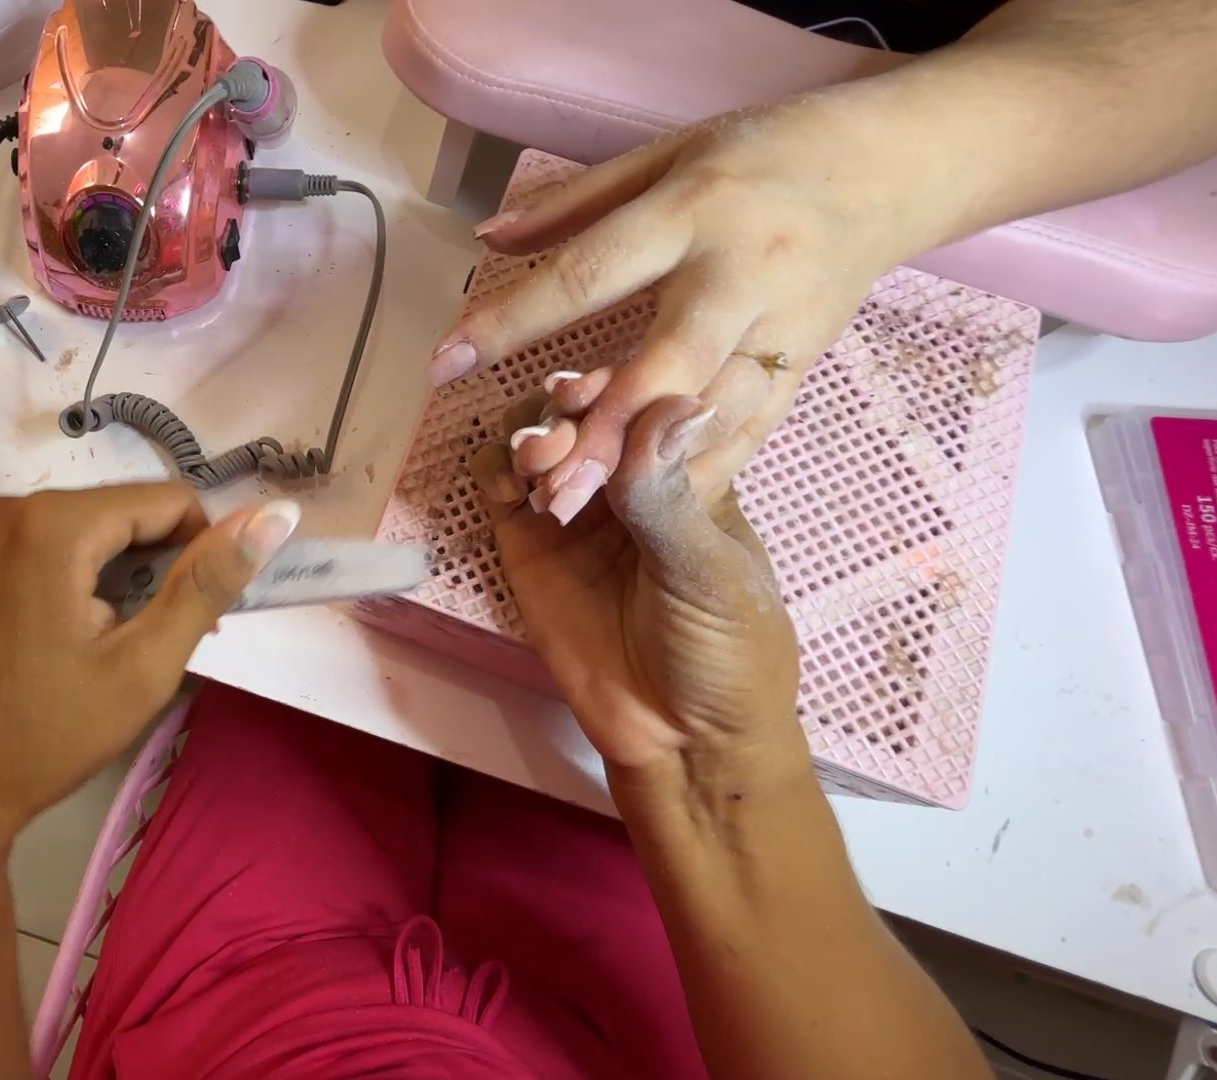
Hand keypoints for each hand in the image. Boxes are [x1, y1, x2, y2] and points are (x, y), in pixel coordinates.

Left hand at [0, 484, 299, 842]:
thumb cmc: (48, 735)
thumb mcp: (145, 665)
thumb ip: (208, 582)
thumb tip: (274, 517)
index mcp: (49, 524)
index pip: (166, 500)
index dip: (199, 550)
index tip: (195, 614)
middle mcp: (2, 507)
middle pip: (120, 510)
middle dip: (155, 564)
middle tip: (154, 638)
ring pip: (84, 525)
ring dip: (117, 571)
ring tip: (114, 640)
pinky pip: (42, 540)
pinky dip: (74, 572)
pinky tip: (71, 629)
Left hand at [435, 94, 956, 521]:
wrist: (896, 164)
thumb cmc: (760, 155)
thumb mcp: (662, 155)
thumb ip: (570, 205)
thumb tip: (484, 238)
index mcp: (691, 211)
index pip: (585, 275)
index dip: (512, 323)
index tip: (445, 365)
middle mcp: (739, 274)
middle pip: (663, 362)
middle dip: (598, 429)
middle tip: (537, 485)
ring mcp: (781, 328)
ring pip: (713, 410)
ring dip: (648, 467)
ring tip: (577, 513)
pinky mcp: (804, 367)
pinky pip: (749, 431)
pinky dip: (698, 473)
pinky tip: (647, 513)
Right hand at [470, 394, 800, 774]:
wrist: (674, 734)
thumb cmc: (723, 651)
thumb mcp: (708, 571)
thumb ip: (670, 494)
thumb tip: (670, 401)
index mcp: (684, 474)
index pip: (648, 401)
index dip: (624, 381)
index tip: (604, 388)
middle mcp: (622, 481)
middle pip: (584, 410)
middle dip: (569, 405)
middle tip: (562, 425)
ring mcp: (570, 510)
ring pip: (536, 437)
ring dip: (529, 431)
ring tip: (536, 461)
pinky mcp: (525, 543)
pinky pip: (498, 487)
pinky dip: (493, 469)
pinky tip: (507, 485)